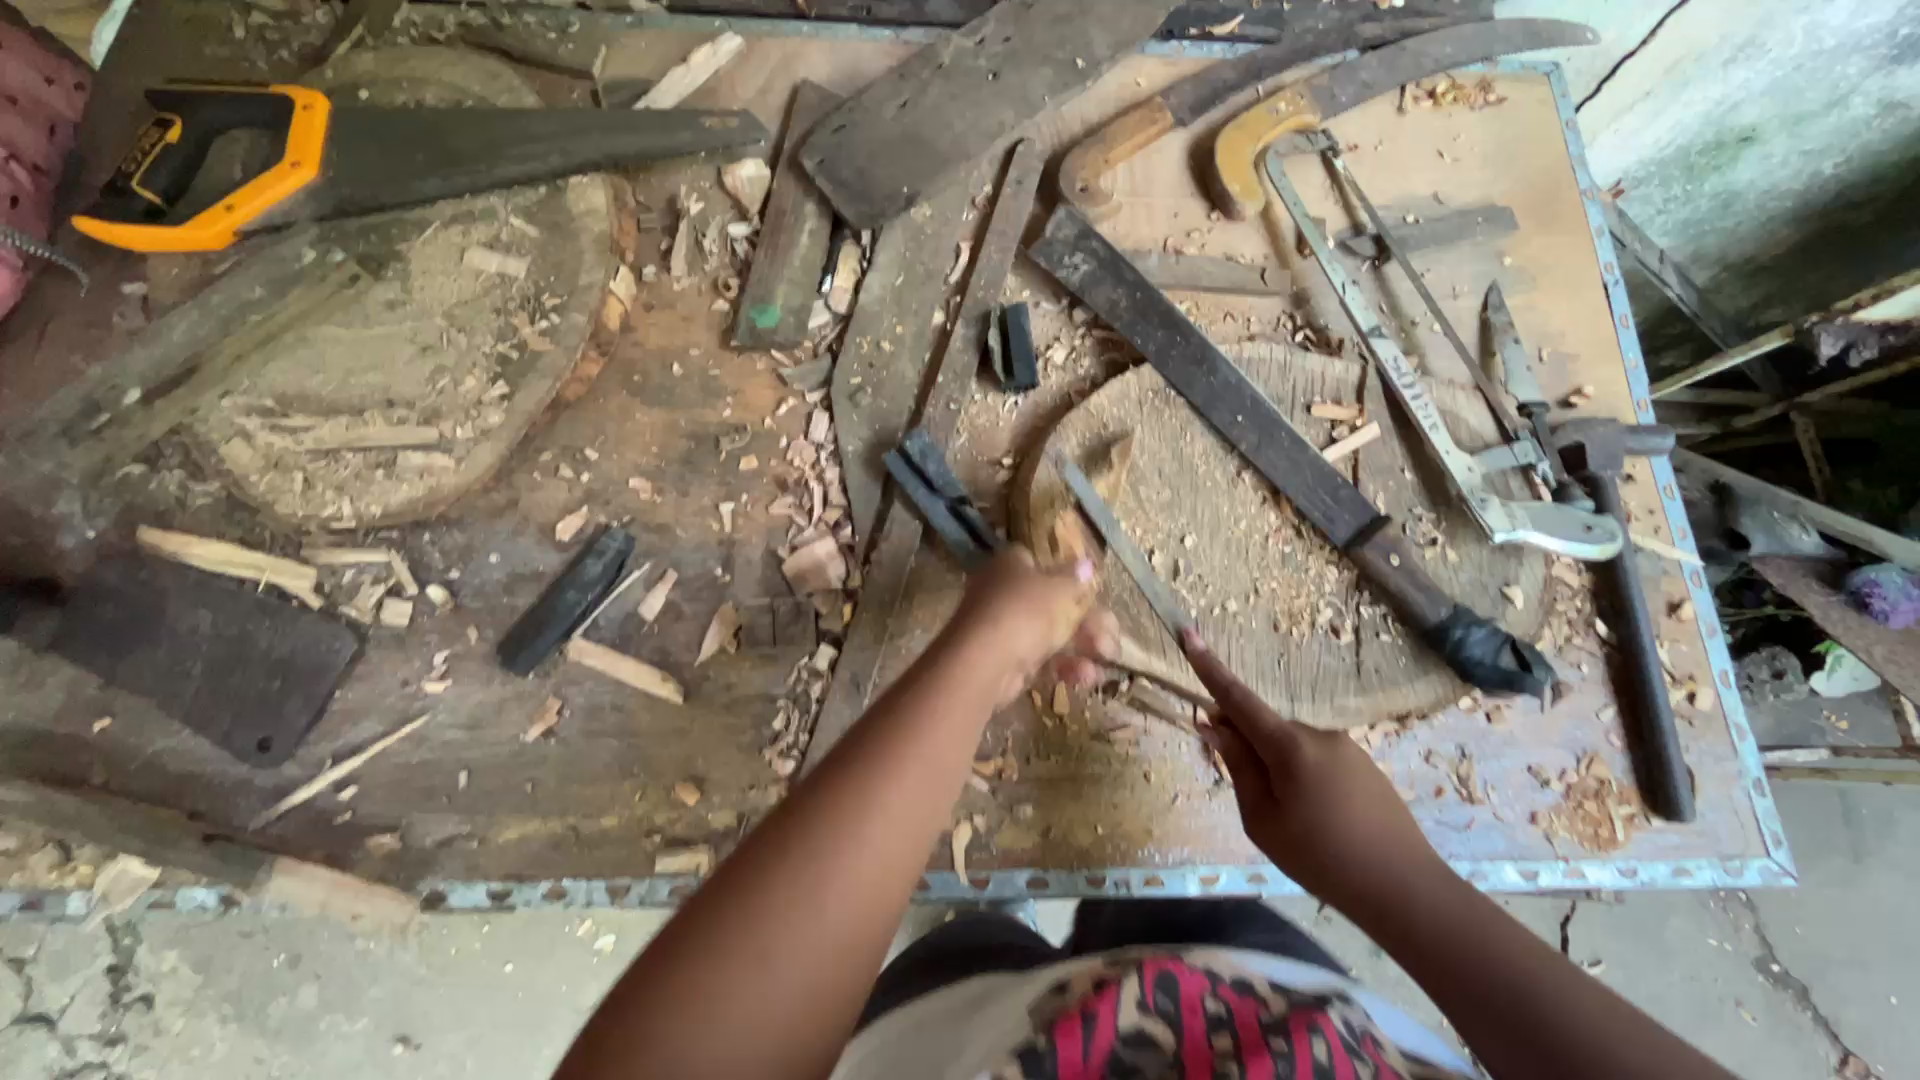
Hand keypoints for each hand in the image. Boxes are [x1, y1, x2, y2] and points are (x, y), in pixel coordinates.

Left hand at [941, 547, 1109, 706]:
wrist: (984, 662)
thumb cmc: (1024, 611)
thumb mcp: (1058, 589)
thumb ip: (1075, 579)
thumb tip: (1086, 564)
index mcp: (1011, 565)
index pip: (1039, 563)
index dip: (1066, 575)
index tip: (1091, 591)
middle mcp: (1005, 593)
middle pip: (1052, 603)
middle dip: (1088, 620)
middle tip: (1113, 635)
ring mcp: (1005, 630)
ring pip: (1051, 634)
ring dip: (1083, 646)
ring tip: (1108, 658)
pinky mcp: (1008, 662)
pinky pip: (1042, 661)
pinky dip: (1065, 667)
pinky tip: (1087, 677)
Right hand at [1181, 628, 1450, 915]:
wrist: (1405, 888)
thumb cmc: (1321, 858)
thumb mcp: (1262, 820)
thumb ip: (1238, 767)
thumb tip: (1215, 726)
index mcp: (1289, 746)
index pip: (1238, 699)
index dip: (1209, 668)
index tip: (1189, 634)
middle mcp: (1317, 734)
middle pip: (1263, 728)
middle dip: (1244, 746)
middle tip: (1249, 797)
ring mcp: (1345, 747)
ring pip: (1290, 747)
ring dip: (1276, 769)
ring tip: (1293, 823)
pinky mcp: (1363, 764)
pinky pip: (1315, 760)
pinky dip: (1301, 778)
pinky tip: (1318, 821)